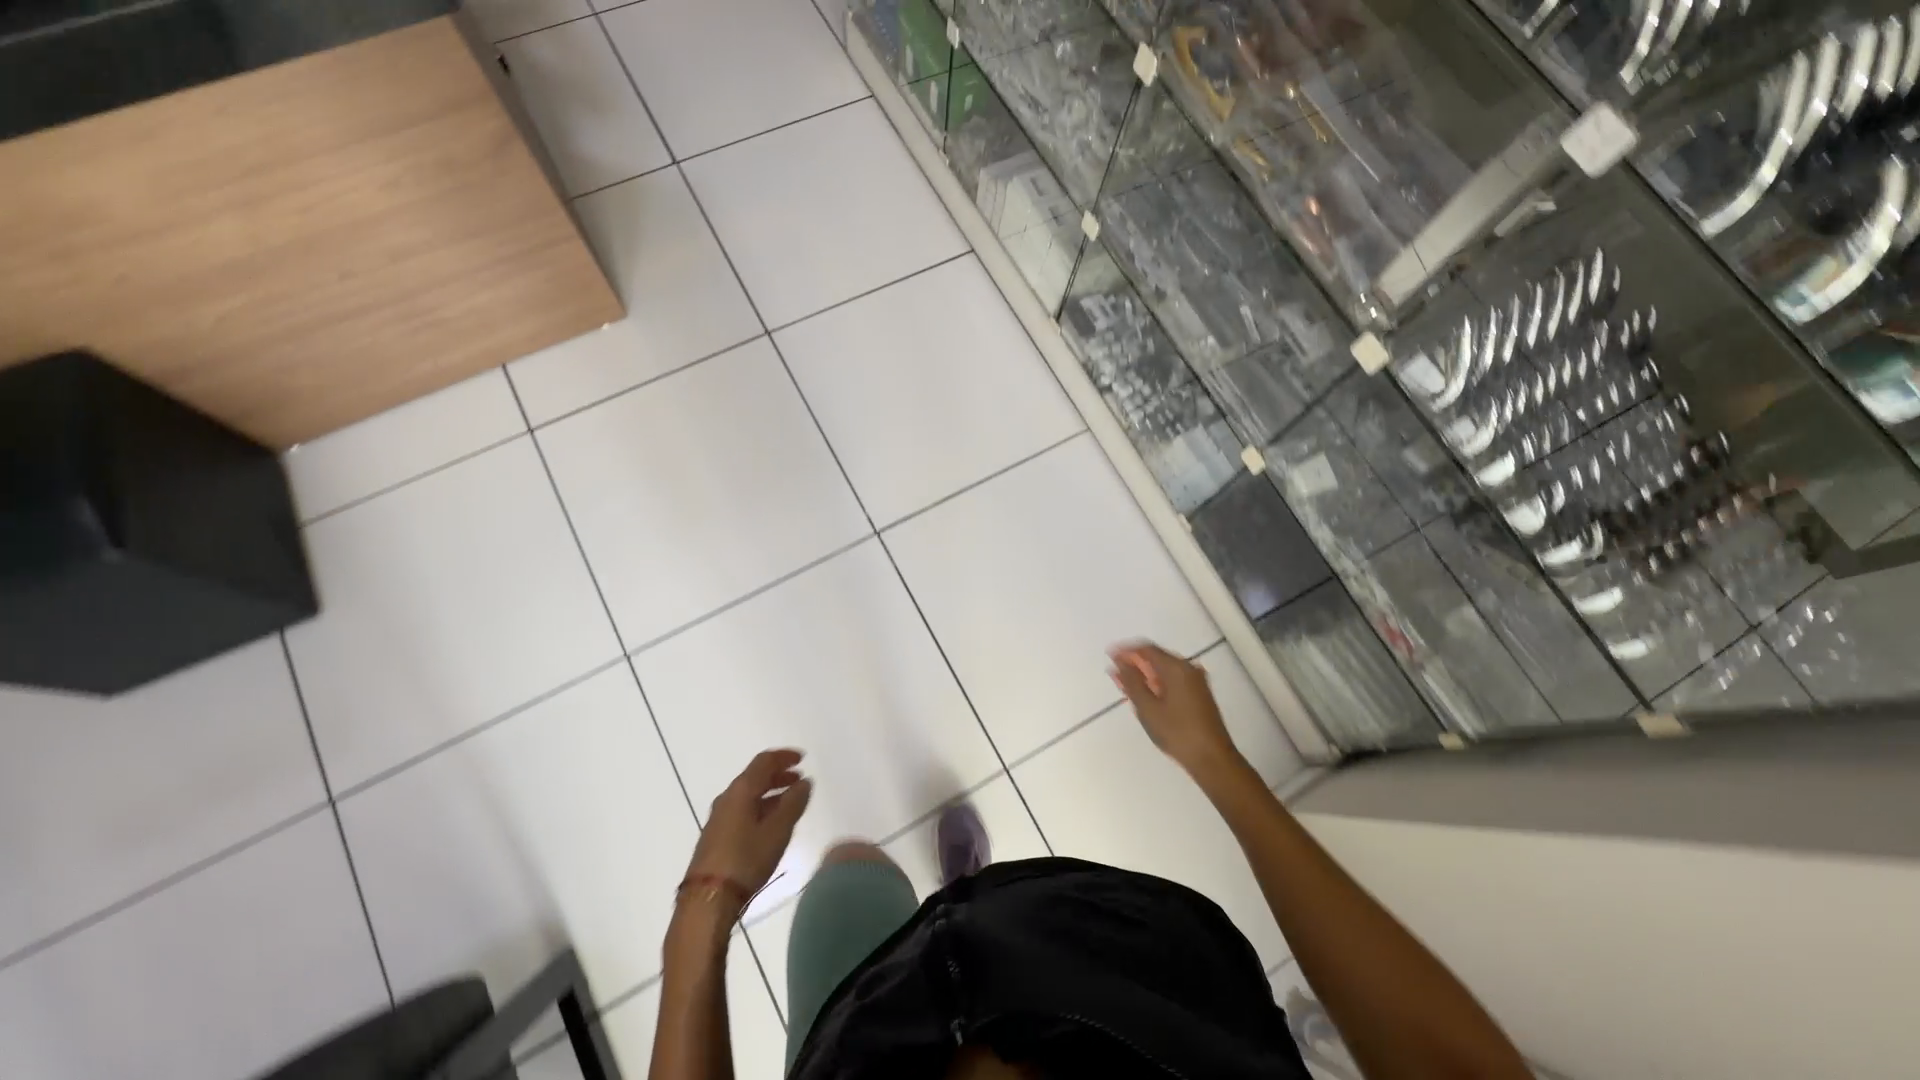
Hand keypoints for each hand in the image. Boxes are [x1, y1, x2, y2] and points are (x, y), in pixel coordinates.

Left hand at [685, 749, 813, 913]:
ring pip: (748, 796)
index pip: (763, 762)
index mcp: (740, 791)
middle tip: (799, 779)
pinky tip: (772, 824)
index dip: (783, 757)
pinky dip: (761, 808)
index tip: (802, 758)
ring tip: (791, 802)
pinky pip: (743, 811)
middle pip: (754, 777)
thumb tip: (804, 782)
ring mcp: (719, 819)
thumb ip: (793, 804)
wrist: (709, 898)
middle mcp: (727, 799)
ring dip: (771, 793)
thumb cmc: (747, 859)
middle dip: (778, 775)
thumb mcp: (777, 831)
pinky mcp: (717, 837)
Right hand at [1109, 642, 1245, 780]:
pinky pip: (1174, 680)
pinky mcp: (1200, 694)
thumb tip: (1120, 662)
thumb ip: (1131, 682)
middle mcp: (1189, 669)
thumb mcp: (1148, 708)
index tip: (1110, 656)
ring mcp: (1197, 681)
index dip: (1126, 650)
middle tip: (1115, 673)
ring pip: (1165, 670)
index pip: (1147, 649)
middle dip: (1135, 663)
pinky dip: (1157, 683)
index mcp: (1176, 668)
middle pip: (1157, 657)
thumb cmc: (1177, 733)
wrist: (1212, 758)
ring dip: (1145, 674)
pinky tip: (1146, 694)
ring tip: (1126, 685)